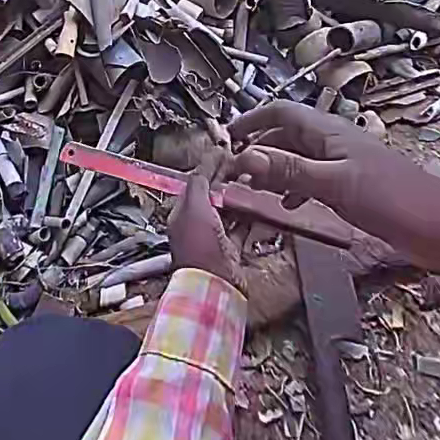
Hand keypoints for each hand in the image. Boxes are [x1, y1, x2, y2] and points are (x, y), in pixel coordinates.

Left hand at [168, 149, 241, 287]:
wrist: (215, 286)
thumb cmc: (199, 251)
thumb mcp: (195, 208)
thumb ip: (198, 185)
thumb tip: (203, 165)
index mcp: (182, 212)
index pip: (196, 182)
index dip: (210, 167)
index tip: (225, 154)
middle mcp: (196, 224)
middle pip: (213, 195)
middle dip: (227, 180)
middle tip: (243, 165)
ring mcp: (214, 238)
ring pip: (228, 210)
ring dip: (239, 196)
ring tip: (252, 181)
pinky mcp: (231, 251)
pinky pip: (241, 229)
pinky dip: (249, 218)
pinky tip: (258, 209)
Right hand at [226, 102, 439, 276]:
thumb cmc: (395, 200)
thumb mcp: (336, 184)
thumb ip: (290, 171)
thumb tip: (247, 157)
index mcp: (329, 131)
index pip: (281, 111)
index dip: (251, 119)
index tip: (227, 135)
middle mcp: (333, 141)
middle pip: (285, 132)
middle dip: (258, 145)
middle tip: (235, 165)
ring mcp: (342, 162)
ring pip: (296, 155)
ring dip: (273, 167)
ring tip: (253, 185)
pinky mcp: (350, 184)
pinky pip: (310, 176)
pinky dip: (292, 186)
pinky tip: (287, 202)